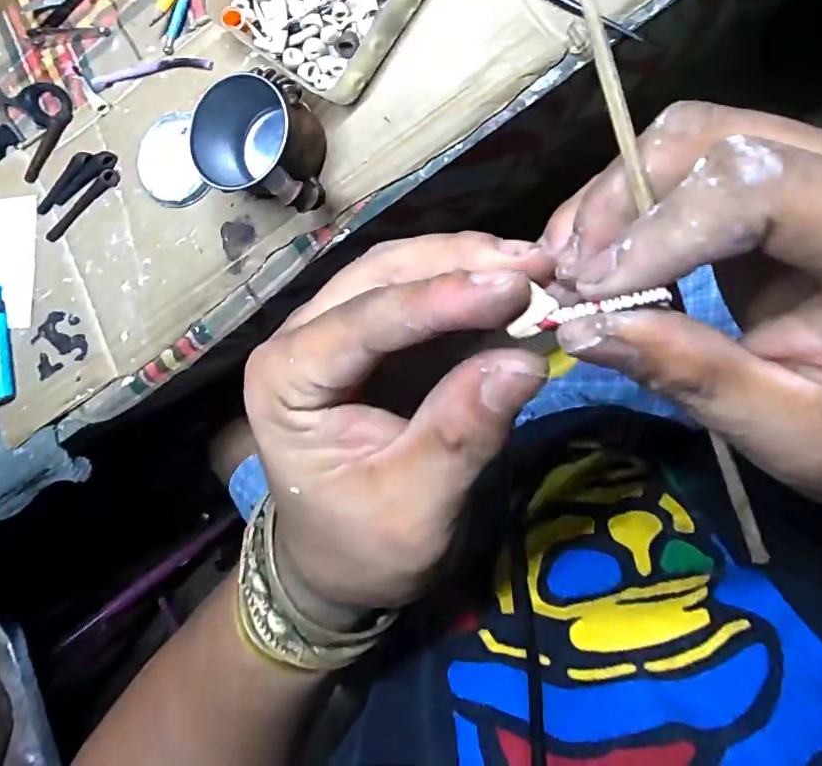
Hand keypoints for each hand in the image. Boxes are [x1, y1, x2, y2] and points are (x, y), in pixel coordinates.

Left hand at [242, 233, 552, 626]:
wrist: (336, 558)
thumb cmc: (360, 545)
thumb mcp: (412, 510)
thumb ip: (460, 435)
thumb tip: (524, 361)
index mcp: (285, 379)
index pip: (362, 321)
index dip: (438, 300)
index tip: (512, 286)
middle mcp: (300, 336)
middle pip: (376, 275)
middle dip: (456, 263)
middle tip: (536, 265)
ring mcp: (334, 326)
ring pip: (397, 269)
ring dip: (464, 262)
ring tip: (534, 266)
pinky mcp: (372, 334)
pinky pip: (418, 291)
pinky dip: (467, 284)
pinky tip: (512, 286)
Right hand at [543, 102, 821, 509]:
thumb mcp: (801, 440)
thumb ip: (693, 377)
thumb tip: (578, 329)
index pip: (762, 187)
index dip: (660, 232)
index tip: (593, 292)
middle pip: (714, 135)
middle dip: (620, 200)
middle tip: (569, 274)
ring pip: (691, 132)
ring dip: (615, 193)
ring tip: (572, 261)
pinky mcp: (792, 169)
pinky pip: (691, 155)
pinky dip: (631, 197)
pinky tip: (601, 248)